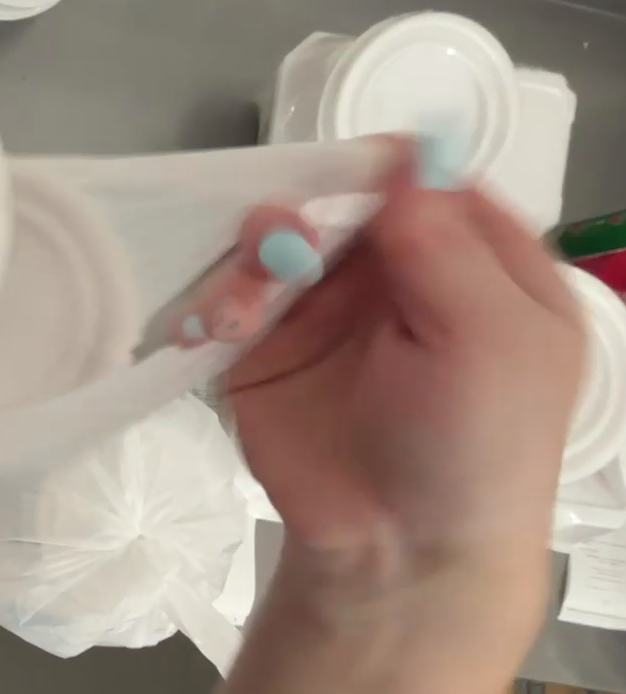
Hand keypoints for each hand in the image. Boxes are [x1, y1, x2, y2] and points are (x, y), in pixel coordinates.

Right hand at [190, 139, 583, 686]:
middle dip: (294, 223)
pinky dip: (204, 312)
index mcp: (465, 262)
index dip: (374, 172)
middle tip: (272, 247)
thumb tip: (407, 155)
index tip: (333, 181)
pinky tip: (206, 332)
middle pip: (327, 215)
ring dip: (241, 273)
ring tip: (233, 315)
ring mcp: (311, 319)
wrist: (390, 537)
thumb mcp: (489, 337)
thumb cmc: (475, 438)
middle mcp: (383, 280)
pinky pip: (219, 313)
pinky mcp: (251, 357)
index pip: (417, 186)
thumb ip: (444, 248)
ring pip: (263, 259)